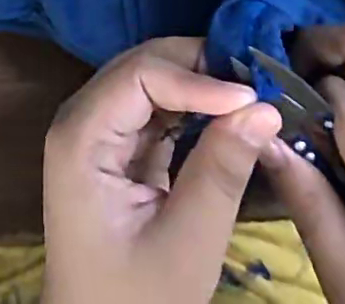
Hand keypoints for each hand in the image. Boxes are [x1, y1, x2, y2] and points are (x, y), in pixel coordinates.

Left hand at [43, 38, 282, 303]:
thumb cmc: (135, 299)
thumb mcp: (185, 244)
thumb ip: (221, 170)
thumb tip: (264, 108)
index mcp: (80, 136)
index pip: (140, 75)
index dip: (196, 78)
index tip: (250, 98)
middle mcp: (82, 116)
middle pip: (144, 65)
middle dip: (201, 67)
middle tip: (256, 83)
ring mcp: (96, 125)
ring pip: (153, 76)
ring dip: (201, 79)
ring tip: (249, 93)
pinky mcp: (117, 140)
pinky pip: (157, 102)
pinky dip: (195, 102)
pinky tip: (227, 111)